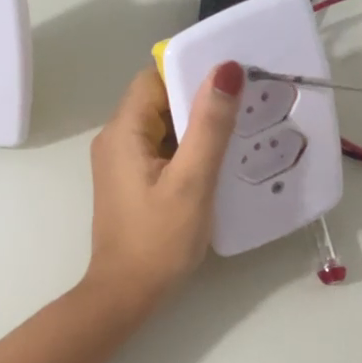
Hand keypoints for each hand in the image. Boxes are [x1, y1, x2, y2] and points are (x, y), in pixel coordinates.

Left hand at [84, 62, 243, 306]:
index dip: (192, 75)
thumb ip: (210, 125)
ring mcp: (121, 163)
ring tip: (240, 134)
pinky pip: (160, 151)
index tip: (232, 83)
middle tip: (246, 108)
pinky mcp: (130, 183)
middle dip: (200, 102)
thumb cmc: (159, 239)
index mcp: (123, 131)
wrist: (126, 293)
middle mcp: (115, 140)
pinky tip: (217, 164)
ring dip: (197, 129)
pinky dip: (186, 151)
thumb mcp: (192, 181)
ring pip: (162, 127)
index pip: (155, 79)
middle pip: (159, 101)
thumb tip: (224, 69)